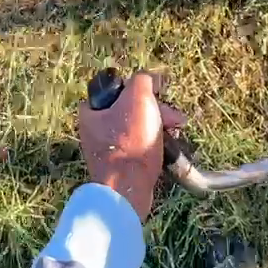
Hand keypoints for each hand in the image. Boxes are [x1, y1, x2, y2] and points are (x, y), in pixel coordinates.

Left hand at [78, 71, 184, 219]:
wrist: (127, 189)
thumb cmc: (131, 140)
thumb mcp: (139, 97)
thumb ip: (143, 79)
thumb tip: (151, 79)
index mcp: (92, 110)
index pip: (117, 88)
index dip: (139, 89)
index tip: (155, 96)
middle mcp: (94, 129)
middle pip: (131, 108)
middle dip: (157, 110)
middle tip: (174, 118)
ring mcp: (106, 149)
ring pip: (138, 127)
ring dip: (159, 126)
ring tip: (176, 131)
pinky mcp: (119, 166)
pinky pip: (139, 147)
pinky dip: (153, 144)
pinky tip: (168, 147)